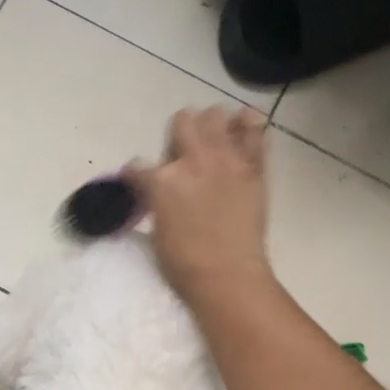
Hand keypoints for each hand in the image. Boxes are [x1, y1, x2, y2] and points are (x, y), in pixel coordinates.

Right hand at [129, 106, 271, 303]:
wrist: (228, 274)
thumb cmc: (184, 263)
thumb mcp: (157, 230)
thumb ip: (155, 201)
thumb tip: (155, 189)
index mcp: (163, 181)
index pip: (138, 165)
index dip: (135, 174)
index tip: (137, 182)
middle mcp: (194, 160)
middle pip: (182, 120)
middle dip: (176, 134)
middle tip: (180, 156)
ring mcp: (228, 158)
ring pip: (217, 114)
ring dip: (210, 125)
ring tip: (211, 143)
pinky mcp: (254, 164)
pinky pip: (255, 128)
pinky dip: (246, 126)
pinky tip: (240, 137)